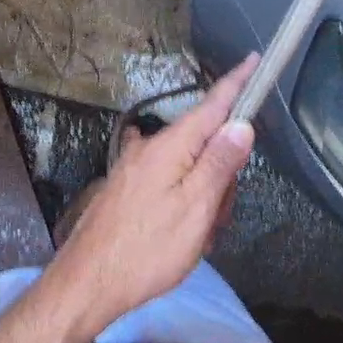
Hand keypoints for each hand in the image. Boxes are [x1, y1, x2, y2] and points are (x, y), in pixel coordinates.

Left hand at [46, 56, 258, 332]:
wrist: (87, 283)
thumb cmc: (147, 249)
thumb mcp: (195, 209)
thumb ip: (219, 164)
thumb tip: (241, 123)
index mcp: (171, 147)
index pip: (212, 105)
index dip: (236, 84)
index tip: (254, 58)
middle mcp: (151, 149)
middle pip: (206, 144)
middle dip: (222, 177)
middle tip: (214, 217)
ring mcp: (137, 169)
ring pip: (191, 170)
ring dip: (202, 200)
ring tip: (193, 238)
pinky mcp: (129, 189)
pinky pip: (171, 186)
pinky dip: (183, 206)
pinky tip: (176, 234)